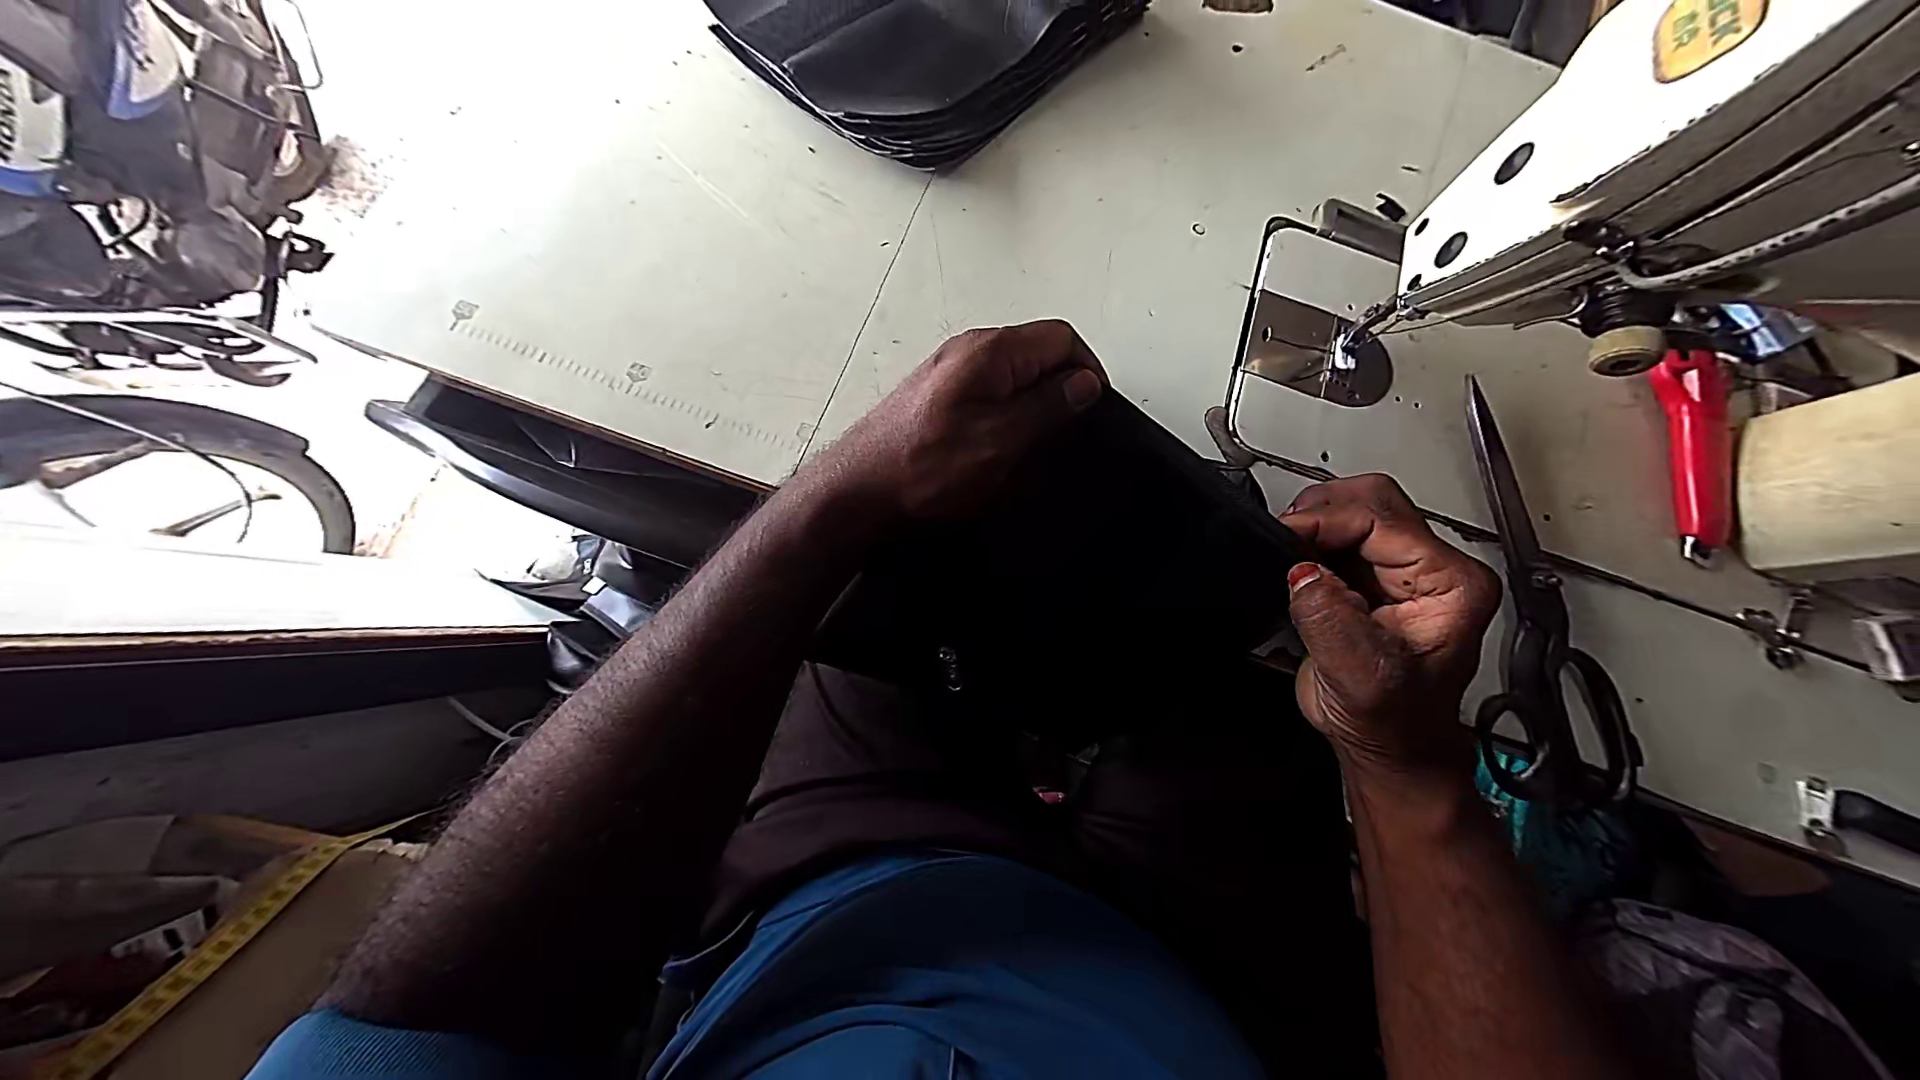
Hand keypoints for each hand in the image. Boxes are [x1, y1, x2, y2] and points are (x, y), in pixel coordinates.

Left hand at [819, 321, 1106, 518]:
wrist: (861, 488)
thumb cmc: (916, 466)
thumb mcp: (1000, 441)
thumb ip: (1048, 408)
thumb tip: (1083, 385)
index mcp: (989, 351)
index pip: (1061, 338)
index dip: (1086, 370)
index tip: (1091, 405)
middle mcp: (968, 350)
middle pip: (1038, 352)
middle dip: (1057, 389)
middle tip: (1059, 430)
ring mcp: (951, 370)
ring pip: (1014, 375)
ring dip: (1029, 405)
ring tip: (1023, 445)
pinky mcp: (940, 393)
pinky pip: (989, 392)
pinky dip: (1003, 415)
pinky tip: (993, 448)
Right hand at [1279, 474, 1500, 779]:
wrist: (1387, 743)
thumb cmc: (1394, 721)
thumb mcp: (1362, 678)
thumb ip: (1331, 621)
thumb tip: (1303, 572)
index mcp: (1449, 583)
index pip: (1380, 519)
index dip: (1325, 521)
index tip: (1285, 534)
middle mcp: (1429, 568)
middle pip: (1370, 500)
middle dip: (1320, 512)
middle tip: (1285, 537)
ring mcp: (1396, 569)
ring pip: (1349, 510)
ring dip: (1310, 526)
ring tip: (1288, 556)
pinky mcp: (1364, 576)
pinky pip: (1330, 535)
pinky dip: (1302, 541)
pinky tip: (1293, 566)